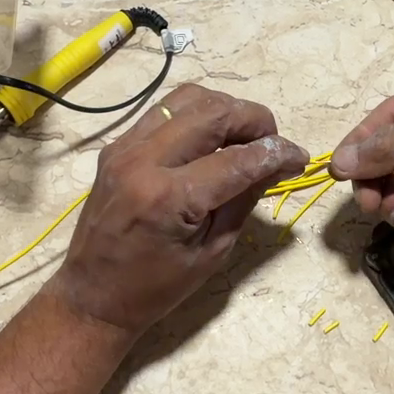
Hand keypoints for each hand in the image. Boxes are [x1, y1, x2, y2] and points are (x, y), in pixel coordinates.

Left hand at [48, 84, 308, 335]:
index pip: (237, 159)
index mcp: (169, 198)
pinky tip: (210, 141)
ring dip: (225, 110)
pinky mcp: (116, 146)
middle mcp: (144, 160)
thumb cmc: (156, 288)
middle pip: (214, 112)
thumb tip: (275, 163)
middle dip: (254, 120)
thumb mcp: (212, 252)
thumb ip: (243, 200)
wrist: (93, 295)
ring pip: (188, 99)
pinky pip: (164, 112)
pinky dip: (196, 117)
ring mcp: (125, 147)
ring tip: (243, 137)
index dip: (276, 154)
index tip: (300, 158)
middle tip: (273, 143)